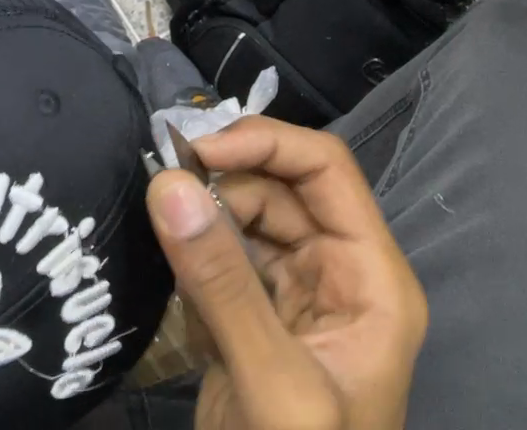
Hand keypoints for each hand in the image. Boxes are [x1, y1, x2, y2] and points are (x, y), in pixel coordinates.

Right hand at [145, 116, 426, 429]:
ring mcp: (291, 295)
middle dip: (223, 174)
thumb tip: (170, 182)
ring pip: (244, 215)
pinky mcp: (251, 317)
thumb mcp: (272, 383)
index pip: (325, 171)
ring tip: (155, 214)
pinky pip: (220, 254)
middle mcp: (336, 273)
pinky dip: (191, 244)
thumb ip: (221, 282)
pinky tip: (163, 252)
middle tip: (160, 179)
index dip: (265, 143)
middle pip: (279, 186)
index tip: (195, 149)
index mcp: (370, 278)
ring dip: (202, 207)